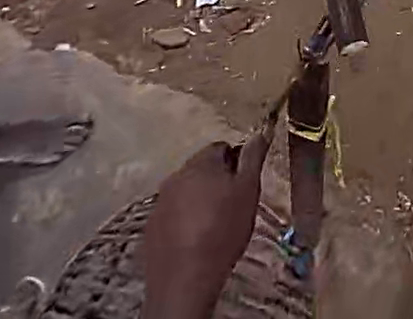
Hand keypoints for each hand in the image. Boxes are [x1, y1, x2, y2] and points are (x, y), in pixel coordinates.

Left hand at [142, 133, 270, 318]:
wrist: (185, 279)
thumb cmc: (222, 230)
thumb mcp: (248, 191)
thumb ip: (253, 158)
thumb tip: (260, 132)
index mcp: (202, 162)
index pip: (221, 148)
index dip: (235, 164)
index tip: (243, 185)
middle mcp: (178, 174)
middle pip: (202, 168)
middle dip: (216, 181)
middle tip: (231, 206)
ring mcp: (161, 200)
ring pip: (186, 190)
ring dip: (199, 200)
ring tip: (213, 225)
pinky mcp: (152, 225)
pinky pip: (172, 213)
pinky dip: (183, 220)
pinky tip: (193, 240)